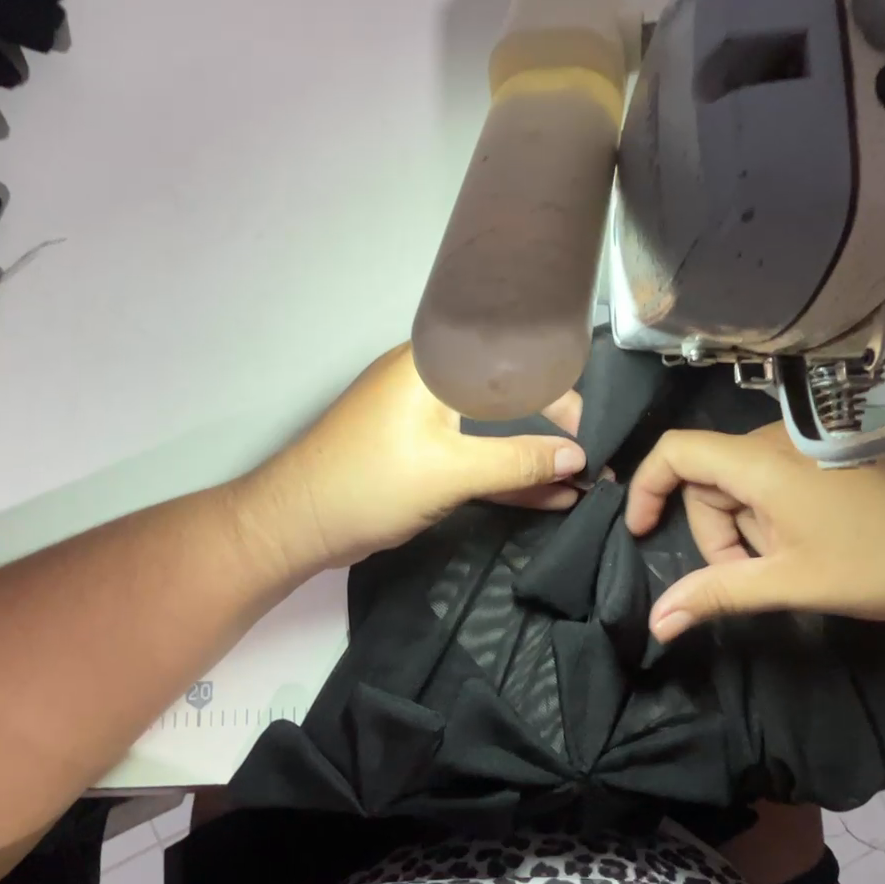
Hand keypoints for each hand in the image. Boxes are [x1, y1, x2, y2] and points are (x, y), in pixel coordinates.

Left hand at [236, 345, 587, 571]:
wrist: (297, 524)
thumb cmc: (369, 482)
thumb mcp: (451, 471)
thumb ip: (517, 462)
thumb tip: (579, 460)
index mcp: (434, 363)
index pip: (511, 359)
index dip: (557, 390)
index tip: (587, 428)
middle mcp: (430, 381)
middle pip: (505, 394)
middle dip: (550, 427)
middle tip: (587, 456)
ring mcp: (423, 420)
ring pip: (490, 430)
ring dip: (530, 457)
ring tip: (578, 483)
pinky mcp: (419, 454)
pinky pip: (472, 456)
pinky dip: (503, 474)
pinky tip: (545, 496)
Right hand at [624, 423, 884, 641]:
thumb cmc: (882, 565)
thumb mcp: (790, 583)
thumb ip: (716, 594)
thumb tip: (656, 623)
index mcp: (760, 460)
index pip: (674, 452)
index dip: (645, 488)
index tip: (639, 534)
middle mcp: (775, 440)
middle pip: (706, 478)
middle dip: (714, 533)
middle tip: (752, 578)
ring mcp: (803, 446)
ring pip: (738, 484)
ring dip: (745, 530)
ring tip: (791, 566)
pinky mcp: (826, 457)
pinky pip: (769, 481)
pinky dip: (769, 518)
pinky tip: (808, 546)